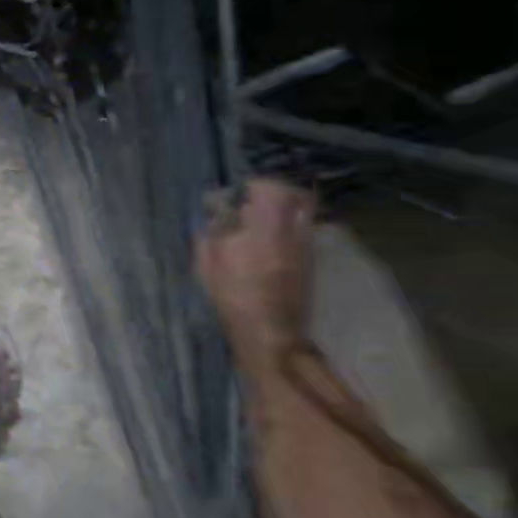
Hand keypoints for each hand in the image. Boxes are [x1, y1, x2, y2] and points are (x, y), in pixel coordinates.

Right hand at [197, 177, 315, 367]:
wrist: (270, 332)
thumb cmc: (231, 294)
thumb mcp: (207, 259)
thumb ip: (212, 229)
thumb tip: (218, 212)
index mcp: (263, 230)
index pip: (274, 190)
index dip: (258, 184)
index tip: (241, 192)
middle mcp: (292, 235)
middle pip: (300, 198)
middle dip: (280, 192)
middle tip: (257, 200)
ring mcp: (306, 250)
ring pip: (305, 215)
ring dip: (285, 210)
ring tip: (261, 221)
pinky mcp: (311, 264)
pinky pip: (304, 233)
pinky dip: (289, 228)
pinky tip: (269, 242)